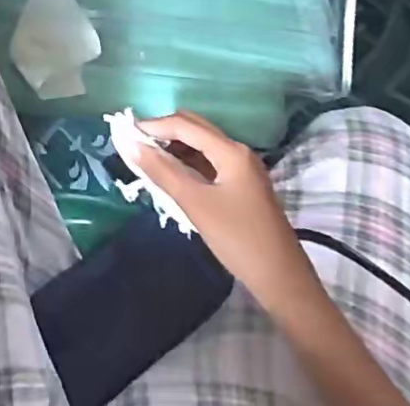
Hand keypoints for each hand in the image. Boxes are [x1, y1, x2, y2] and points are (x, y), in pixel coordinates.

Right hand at [129, 112, 314, 303]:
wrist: (284, 284)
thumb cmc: (238, 240)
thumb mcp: (194, 203)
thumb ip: (160, 170)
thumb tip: (128, 143)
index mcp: (231, 152)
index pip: (184, 125)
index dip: (152, 126)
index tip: (125, 134)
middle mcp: (238, 152)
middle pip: (194, 128)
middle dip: (163, 131)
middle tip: (135, 144)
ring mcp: (243, 169)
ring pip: (201, 144)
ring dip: (174, 146)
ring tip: (148, 159)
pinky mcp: (243, 185)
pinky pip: (208, 161)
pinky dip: (187, 161)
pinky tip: (171, 175)